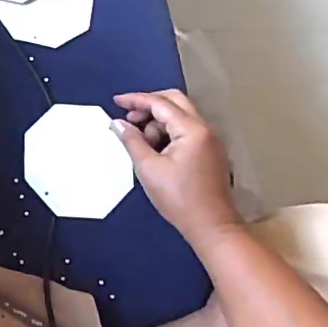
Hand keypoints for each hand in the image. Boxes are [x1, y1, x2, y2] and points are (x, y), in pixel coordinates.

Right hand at [110, 89, 242, 244]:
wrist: (211, 226)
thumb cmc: (178, 197)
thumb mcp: (147, 168)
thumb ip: (131, 140)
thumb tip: (118, 123)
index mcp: (191, 130)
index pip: (160, 103)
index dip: (136, 100)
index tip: (116, 101)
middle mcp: (204, 129)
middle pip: (175, 102)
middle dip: (149, 105)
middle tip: (128, 117)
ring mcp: (210, 141)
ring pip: (180, 116)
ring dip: (157, 120)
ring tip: (139, 140)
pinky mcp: (209, 152)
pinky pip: (185, 131)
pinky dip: (167, 132)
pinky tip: (154, 148)